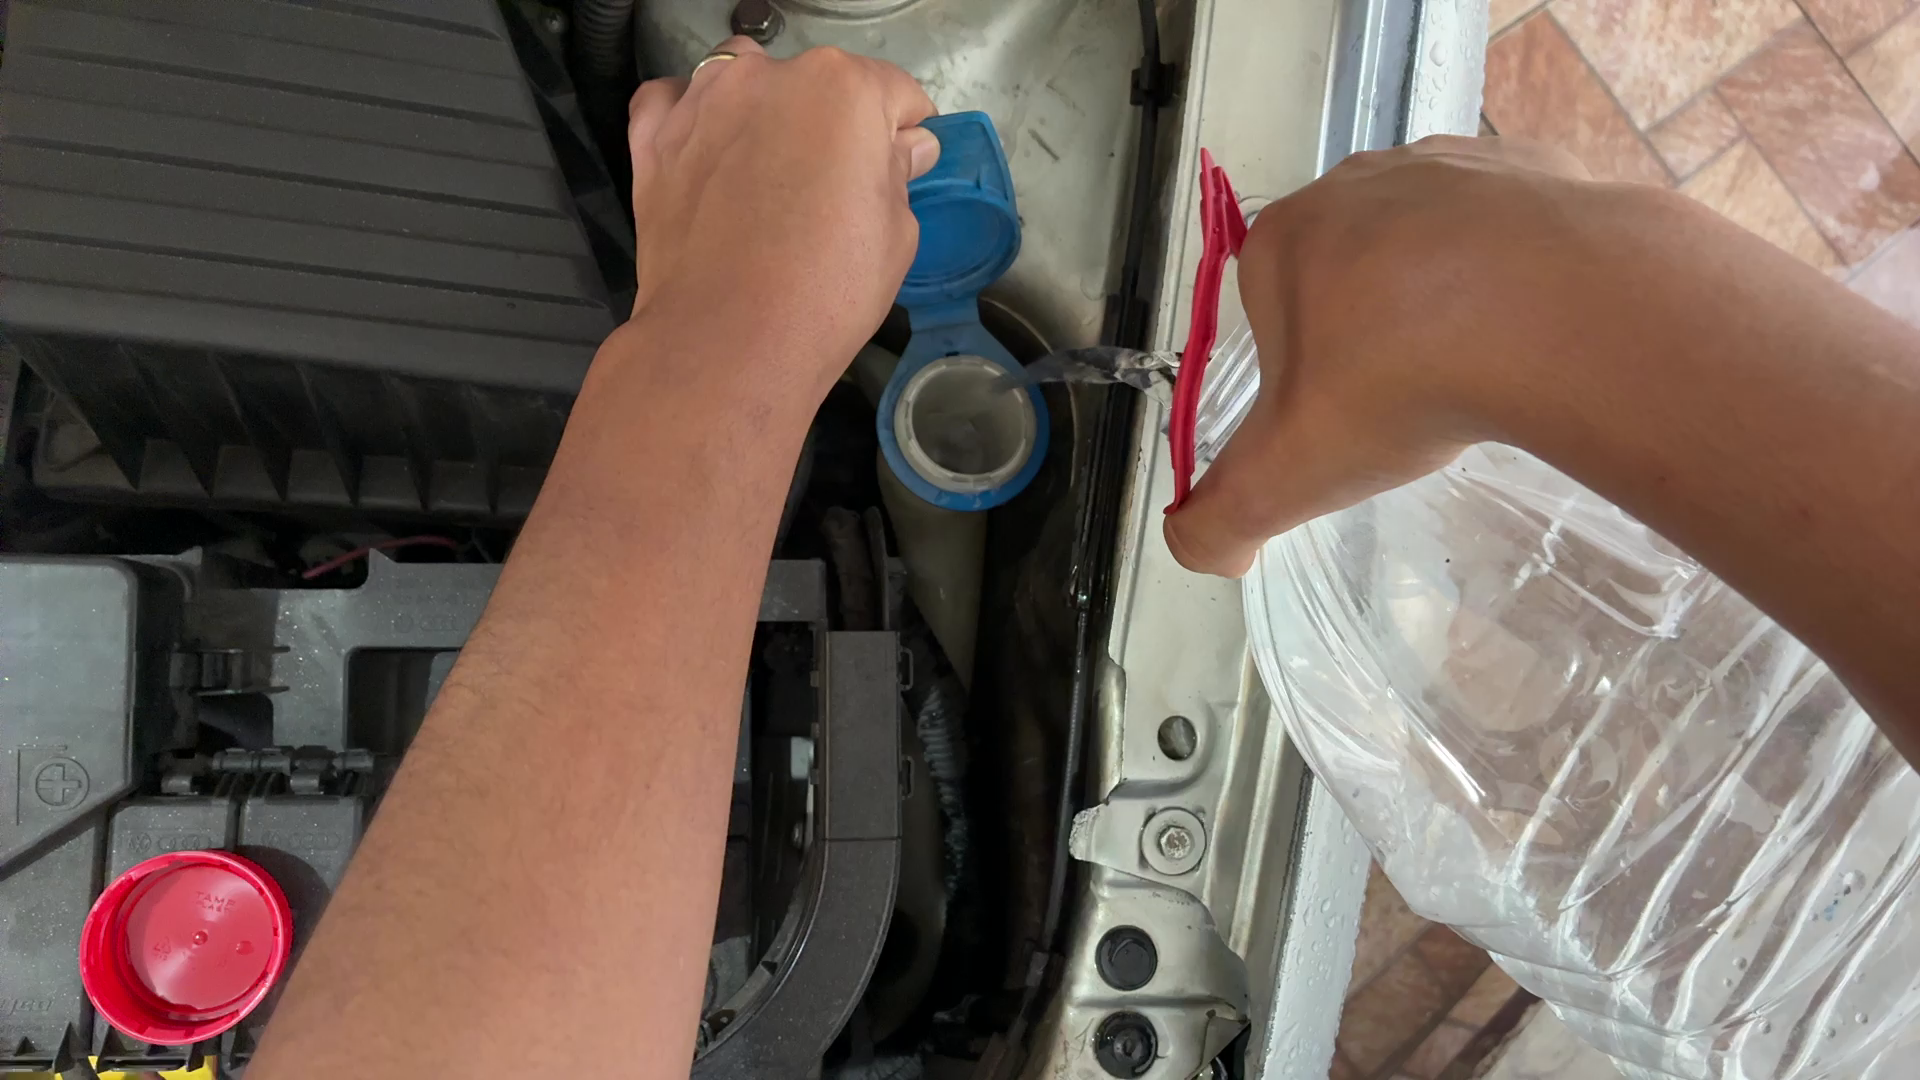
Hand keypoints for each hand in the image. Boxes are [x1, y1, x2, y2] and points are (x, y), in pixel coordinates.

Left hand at [620, 38, 938, 399]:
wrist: (730, 342)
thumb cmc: (829, 293)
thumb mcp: (896, 238)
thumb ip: (899, 176)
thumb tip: (905, 148)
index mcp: (843, 91)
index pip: (895, 95)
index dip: (905, 137)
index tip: (901, 173)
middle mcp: (770, 75)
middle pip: (820, 89)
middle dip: (835, 130)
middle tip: (834, 198)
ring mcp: (703, 100)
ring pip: (749, 86)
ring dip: (769, 118)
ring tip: (770, 182)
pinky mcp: (654, 137)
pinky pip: (682, 107)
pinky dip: (701, 127)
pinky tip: (714, 167)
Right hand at [1164, 135, 1638, 575]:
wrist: (1575, 322)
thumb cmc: (1396, 386)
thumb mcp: (1277, 480)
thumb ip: (1213, 525)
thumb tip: (1200, 554)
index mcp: (1282, 238)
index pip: (1263, 309)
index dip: (1293, 369)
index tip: (1333, 410)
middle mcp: (1356, 183)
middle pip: (1336, 279)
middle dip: (1357, 336)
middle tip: (1397, 397)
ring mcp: (1451, 165)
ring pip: (1416, 255)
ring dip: (1427, 307)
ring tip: (1465, 368)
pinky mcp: (1538, 167)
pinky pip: (1497, 236)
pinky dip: (1500, 282)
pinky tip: (1521, 332)